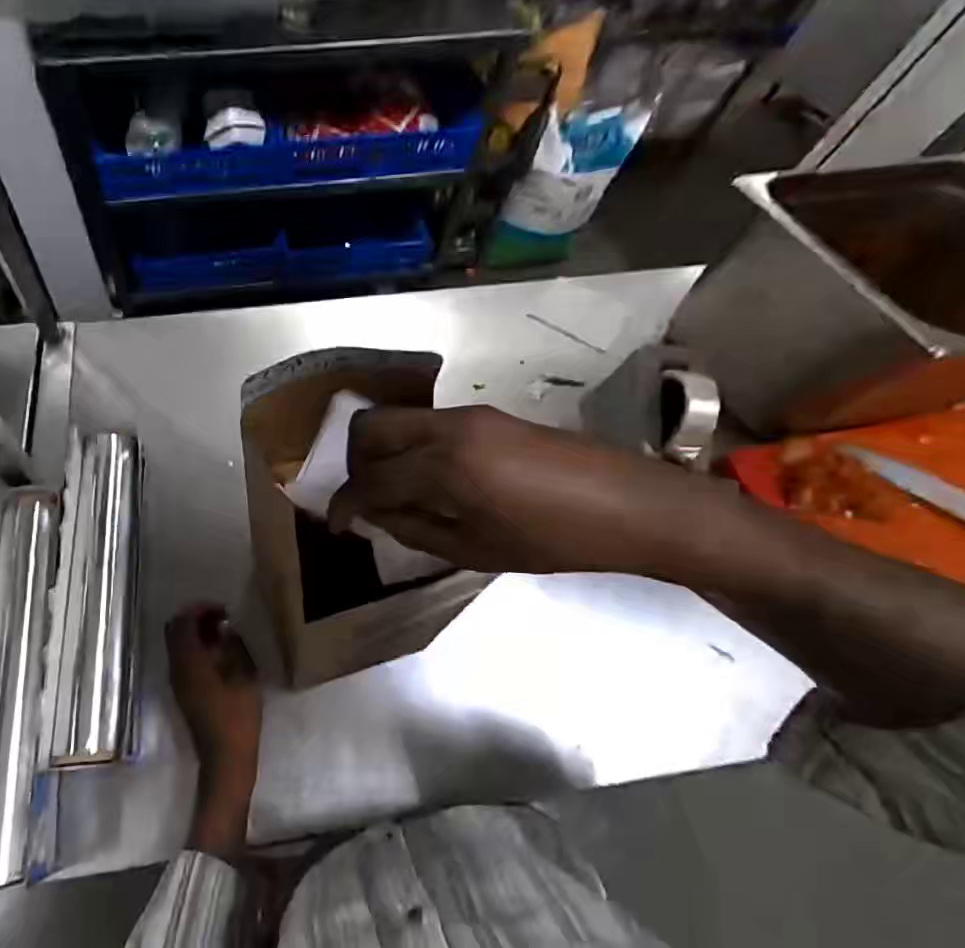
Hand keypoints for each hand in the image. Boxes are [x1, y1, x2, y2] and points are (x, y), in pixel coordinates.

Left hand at [166, 604, 261, 856]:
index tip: (223, 608)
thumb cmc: (238, 717)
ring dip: (196, 634)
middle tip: (222, 618)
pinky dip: (197, 649)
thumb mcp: (244, 675)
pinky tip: (221, 655)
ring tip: (225, 633)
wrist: (226, 760)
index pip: (183, 622)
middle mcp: (176, 669)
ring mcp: (177, 683)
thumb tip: (227, 628)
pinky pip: (184, 660)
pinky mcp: (184, 693)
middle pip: (175, 631)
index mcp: (189, 662)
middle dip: (195, 618)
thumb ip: (234, 646)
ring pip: (178, 646)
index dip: (200, 609)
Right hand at [327, 405, 738, 577]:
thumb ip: (414, 529)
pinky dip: (410, 447)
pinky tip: (431, 481)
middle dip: (356, 463)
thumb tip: (375, 514)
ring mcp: (468, 415)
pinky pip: (426, 424)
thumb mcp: (476, 550)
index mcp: (444, 466)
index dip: (346, 503)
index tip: (337, 524)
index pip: (371, 479)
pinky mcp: (485, 414)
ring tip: (398, 494)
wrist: (627, 504)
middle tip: (366, 500)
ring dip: (383, 452)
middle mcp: (447, 427)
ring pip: (397, 420)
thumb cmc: (553, 540)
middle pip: (371, 426)